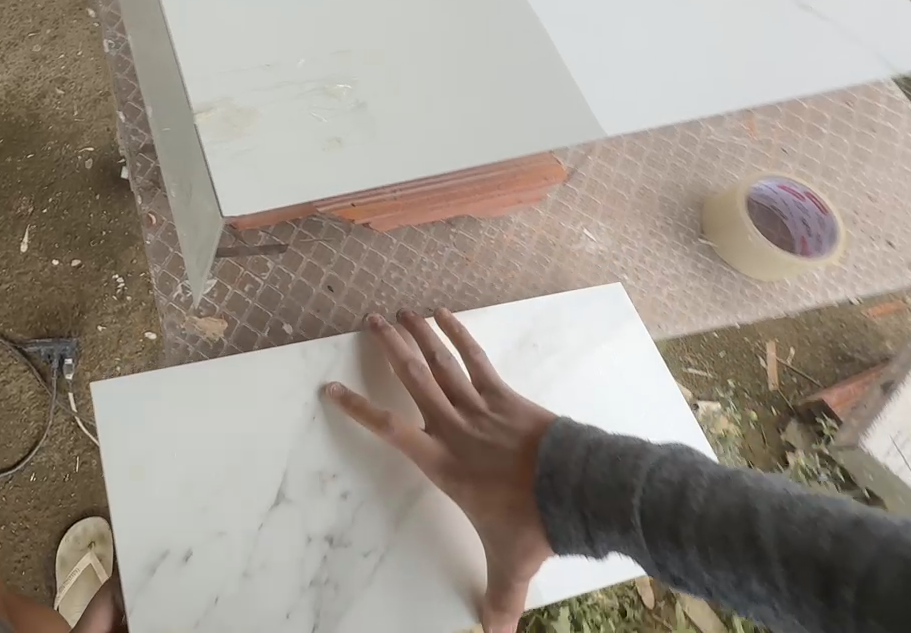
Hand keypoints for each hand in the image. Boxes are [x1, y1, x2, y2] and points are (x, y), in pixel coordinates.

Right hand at [324, 310, 557, 632]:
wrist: (579, 491)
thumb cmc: (533, 523)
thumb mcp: (509, 563)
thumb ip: (499, 598)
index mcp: (442, 462)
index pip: (389, 429)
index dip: (358, 408)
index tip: (330, 388)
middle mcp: (452, 427)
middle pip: (412, 378)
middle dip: (389, 347)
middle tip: (371, 319)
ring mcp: (478, 406)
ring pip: (440, 363)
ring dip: (418, 334)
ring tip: (400, 312)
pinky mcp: (503, 395)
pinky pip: (476, 359)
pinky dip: (459, 335)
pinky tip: (444, 315)